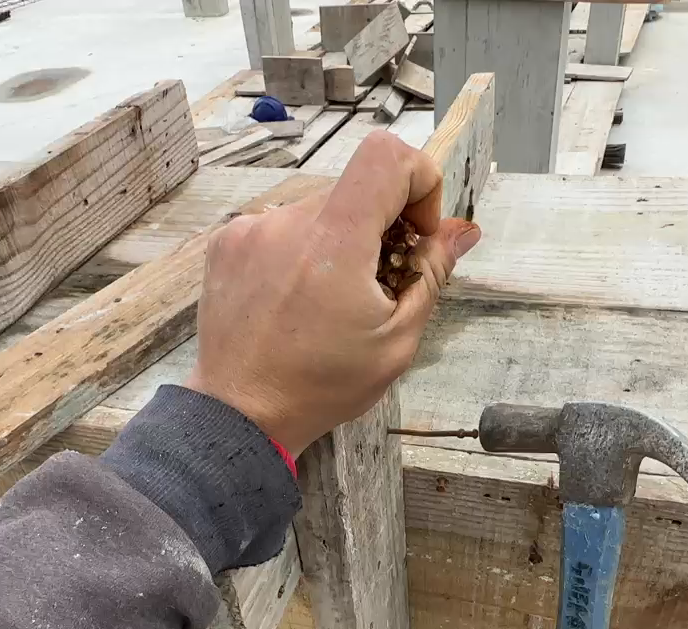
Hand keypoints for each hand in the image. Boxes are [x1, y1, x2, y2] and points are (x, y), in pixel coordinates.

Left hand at [187, 131, 481, 456]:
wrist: (241, 414)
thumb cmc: (321, 387)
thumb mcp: (395, 343)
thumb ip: (430, 277)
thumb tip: (462, 231)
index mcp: (335, 241)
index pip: (388, 155)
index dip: (418, 182)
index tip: (415, 236)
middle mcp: (287, 220)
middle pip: (354, 191)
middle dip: (378, 229)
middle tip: (374, 288)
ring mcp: (250, 229)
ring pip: (317, 212)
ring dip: (336, 244)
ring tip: (327, 304)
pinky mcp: (226, 243)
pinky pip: (279, 229)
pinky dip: (299, 254)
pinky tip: (294, 302)